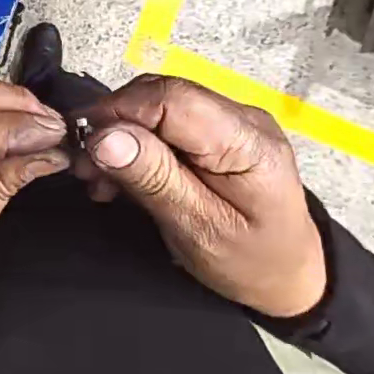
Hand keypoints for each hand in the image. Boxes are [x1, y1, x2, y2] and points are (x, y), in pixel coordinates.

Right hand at [72, 75, 324, 317]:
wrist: (288, 277)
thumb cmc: (250, 262)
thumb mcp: (198, 229)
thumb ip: (154, 179)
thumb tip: (103, 137)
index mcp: (247, 141)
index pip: (171, 99)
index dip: (119, 112)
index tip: (84, 145)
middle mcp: (240, 117)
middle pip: (160, 95)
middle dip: (114, 123)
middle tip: (85, 165)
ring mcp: (228, 121)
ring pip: (156, 105)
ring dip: (119, 134)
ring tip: (97, 176)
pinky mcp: (214, 132)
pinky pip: (164, 121)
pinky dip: (133, 142)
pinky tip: (118, 173)